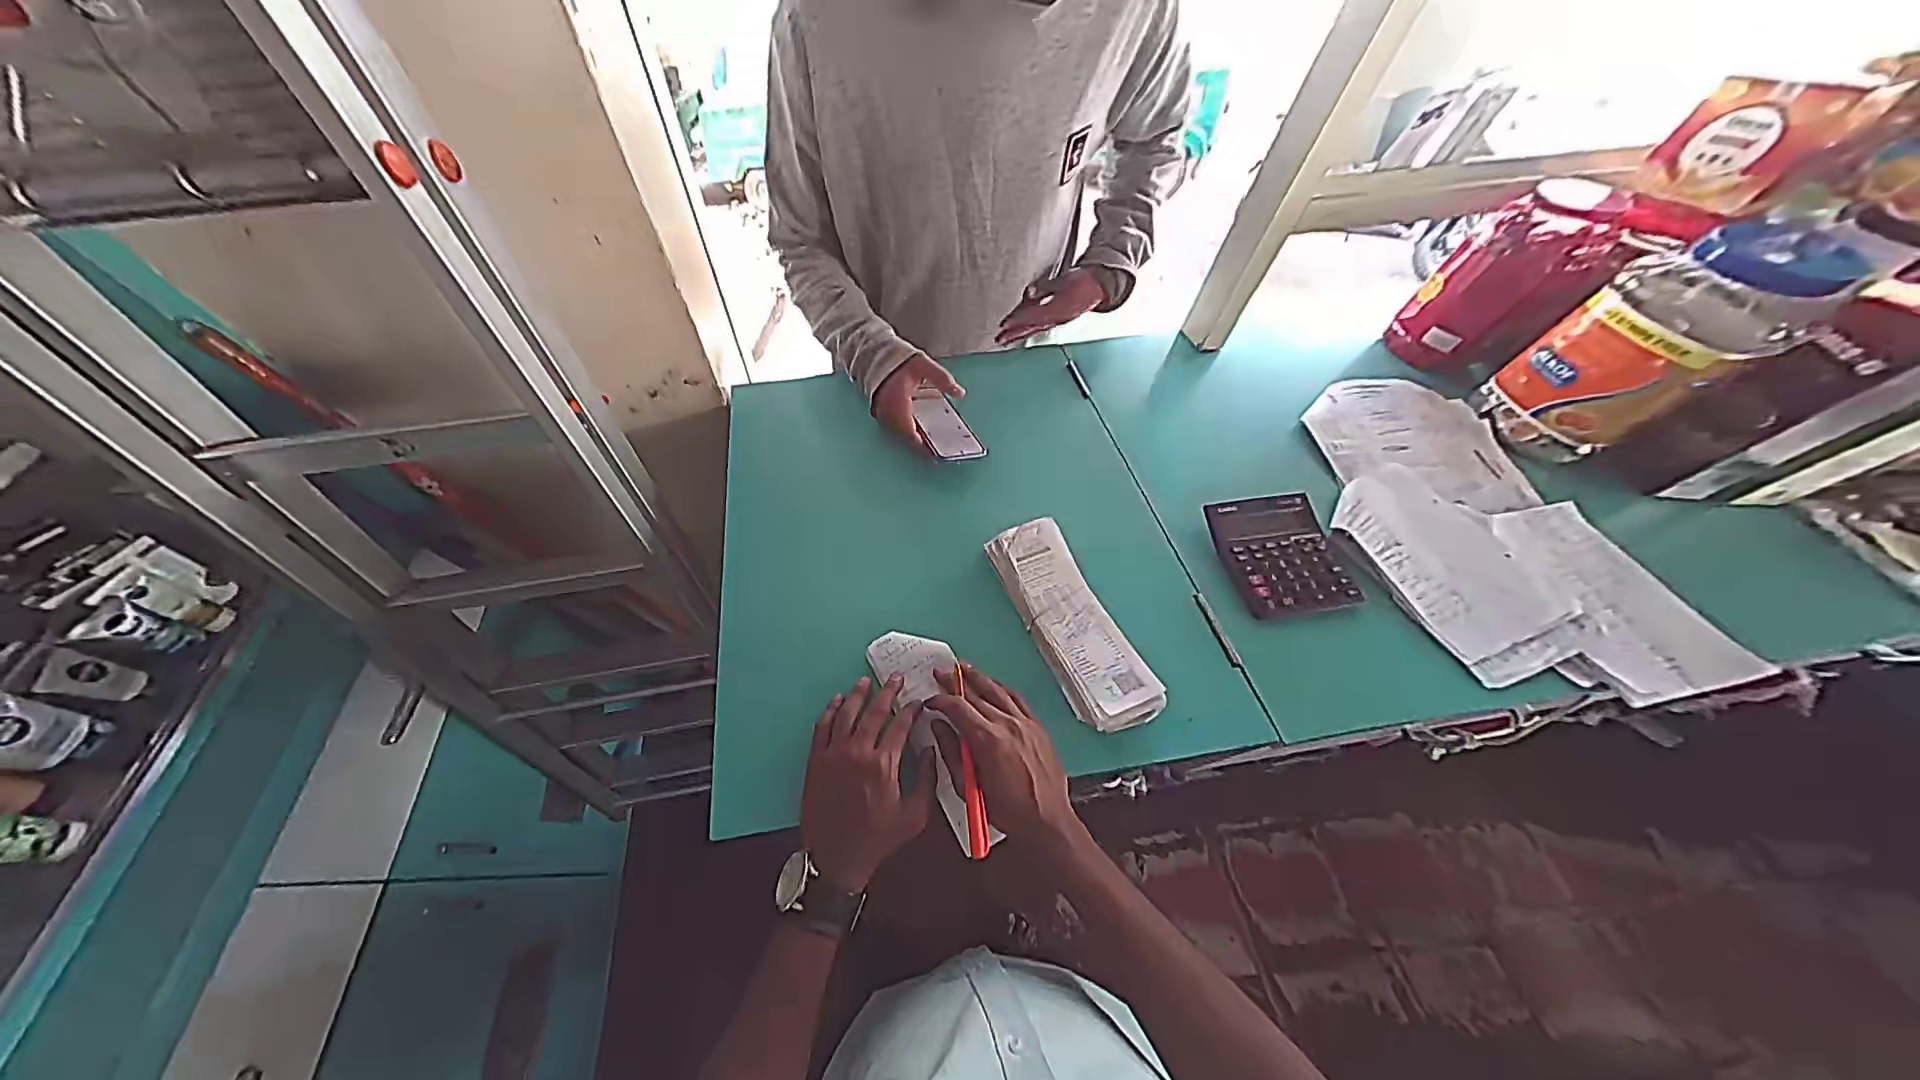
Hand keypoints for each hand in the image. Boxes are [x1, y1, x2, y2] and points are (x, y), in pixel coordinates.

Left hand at [800, 675, 933, 891]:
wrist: (835, 858)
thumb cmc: (877, 839)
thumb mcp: (914, 815)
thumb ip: (927, 780)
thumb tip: (931, 751)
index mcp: (883, 764)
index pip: (900, 725)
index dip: (911, 710)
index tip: (917, 703)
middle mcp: (858, 752)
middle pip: (874, 711)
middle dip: (888, 692)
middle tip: (895, 679)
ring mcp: (833, 754)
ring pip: (846, 713)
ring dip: (857, 695)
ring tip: (865, 682)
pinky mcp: (816, 761)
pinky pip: (823, 727)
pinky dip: (831, 710)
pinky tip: (837, 701)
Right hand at [872, 352, 964, 454]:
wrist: (873, 354)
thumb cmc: (897, 361)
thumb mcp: (923, 366)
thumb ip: (942, 379)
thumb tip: (959, 392)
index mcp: (898, 404)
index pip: (911, 433)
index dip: (922, 446)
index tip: (933, 453)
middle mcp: (887, 412)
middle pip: (904, 436)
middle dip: (918, 443)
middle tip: (932, 449)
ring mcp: (881, 412)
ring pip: (897, 432)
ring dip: (911, 436)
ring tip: (925, 440)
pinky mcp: (878, 410)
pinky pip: (891, 425)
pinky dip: (903, 428)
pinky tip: (912, 426)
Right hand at [925, 663, 1087, 854]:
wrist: (1046, 819)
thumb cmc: (1006, 810)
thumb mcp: (968, 787)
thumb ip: (952, 752)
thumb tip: (939, 727)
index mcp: (987, 740)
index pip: (958, 708)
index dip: (941, 700)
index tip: (931, 701)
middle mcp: (1007, 725)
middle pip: (976, 694)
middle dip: (955, 683)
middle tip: (941, 673)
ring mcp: (1025, 723)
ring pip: (997, 690)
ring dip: (978, 677)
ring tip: (964, 667)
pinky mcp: (1037, 726)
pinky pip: (1017, 699)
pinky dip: (1002, 688)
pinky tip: (994, 684)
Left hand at [995, 268, 1107, 345]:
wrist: (1099, 286)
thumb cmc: (1083, 281)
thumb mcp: (1065, 280)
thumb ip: (1046, 288)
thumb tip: (1031, 292)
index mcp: (1059, 308)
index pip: (1033, 315)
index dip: (1018, 319)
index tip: (1004, 324)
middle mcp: (1057, 318)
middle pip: (1031, 327)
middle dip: (1014, 333)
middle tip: (999, 339)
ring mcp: (1057, 320)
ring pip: (1034, 329)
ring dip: (1018, 335)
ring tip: (1004, 340)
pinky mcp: (1057, 320)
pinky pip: (1040, 326)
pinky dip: (1028, 330)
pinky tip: (1019, 333)